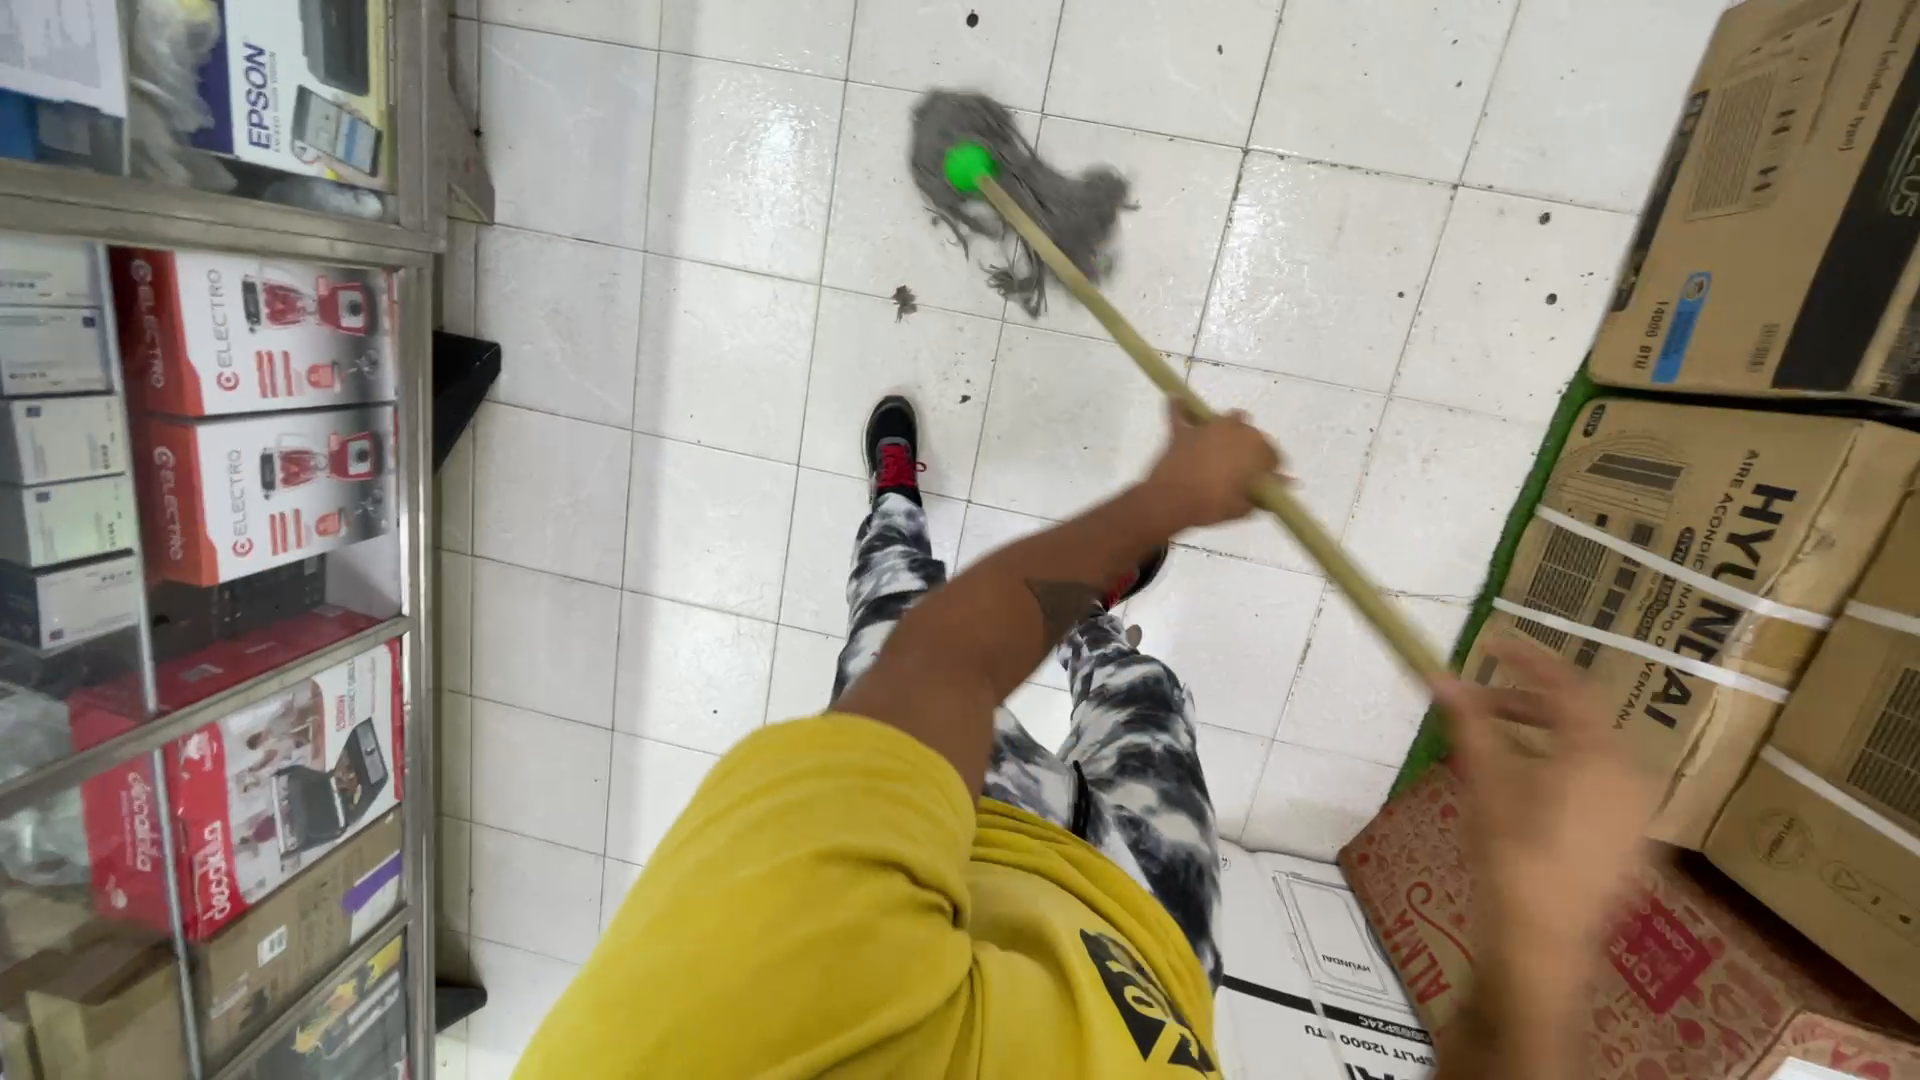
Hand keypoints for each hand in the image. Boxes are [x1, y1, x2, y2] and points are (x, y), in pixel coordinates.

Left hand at [1138, 407, 1281, 530]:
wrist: (1171, 501)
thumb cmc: (1212, 505)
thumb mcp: (1244, 506)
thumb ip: (1264, 493)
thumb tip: (1286, 483)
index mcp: (1256, 447)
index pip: (1272, 455)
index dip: (1267, 470)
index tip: (1261, 483)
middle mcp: (1236, 429)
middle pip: (1250, 435)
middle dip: (1248, 450)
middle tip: (1240, 471)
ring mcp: (1208, 427)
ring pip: (1225, 419)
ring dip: (1227, 430)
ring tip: (1222, 447)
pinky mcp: (1182, 430)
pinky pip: (1179, 412)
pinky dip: (1180, 408)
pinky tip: (1177, 400)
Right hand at [1429, 643, 1655, 1076]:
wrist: (1541, 936)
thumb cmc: (1509, 851)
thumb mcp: (1483, 779)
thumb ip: (1467, 720)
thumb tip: (1438, 672)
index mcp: (1598, 754)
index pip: (1567, 684)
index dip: (1526, 657)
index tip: (1487, 644)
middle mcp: (1629, 773)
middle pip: (1576, 715)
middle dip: (1521, 700)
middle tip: (1473, 703)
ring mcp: (1635, 808)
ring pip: (1585, 747)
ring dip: (1535, 731)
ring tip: (1487, 742)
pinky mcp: (1628, 834)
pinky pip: (1594, 777)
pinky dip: (1555, 761)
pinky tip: (1518, 782)